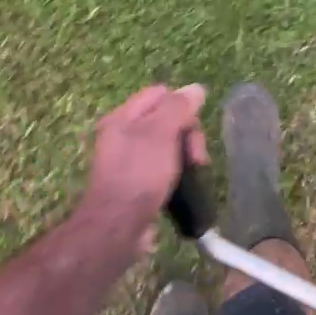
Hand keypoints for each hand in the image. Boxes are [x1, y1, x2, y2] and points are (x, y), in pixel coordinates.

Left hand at [79, 84, 207, 250]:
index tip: (193, 128)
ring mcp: (129, 161)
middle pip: (167, 120)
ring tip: (195, 174)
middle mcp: (123, 135)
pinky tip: (184, 186)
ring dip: (185, 157)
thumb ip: (178, 107)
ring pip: (168, 146)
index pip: (160, 94)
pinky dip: (176, 173)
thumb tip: (196, 88)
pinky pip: (163, 168)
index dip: (182, 107)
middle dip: (187, 135)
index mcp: (123, 117)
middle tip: (197, 158)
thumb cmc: (139, 174)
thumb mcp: (161, 133)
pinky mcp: (137, 184)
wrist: (118, 227)